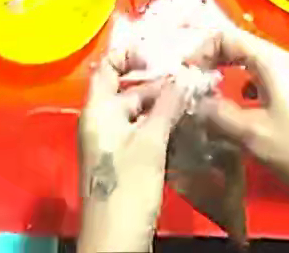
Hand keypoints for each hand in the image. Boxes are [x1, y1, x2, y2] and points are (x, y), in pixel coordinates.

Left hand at [76, 45, 184, 252]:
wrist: (114, 248)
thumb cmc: (128, 189)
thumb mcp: (150, 143)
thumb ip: (167, 104)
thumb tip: (185, 74)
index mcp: (97, 110)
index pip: (108, 66)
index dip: (130, 54)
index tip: (160, 56)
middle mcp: (100, 121)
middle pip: (126, 89)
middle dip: (156, 82)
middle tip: (187, 77)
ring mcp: (110, 143)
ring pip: (136, 112)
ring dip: (161, 104)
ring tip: (191, 97)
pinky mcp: (121, 162)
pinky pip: (139, 131)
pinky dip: (159, 125)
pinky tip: (183, 124)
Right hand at [185, 24, 288, 210]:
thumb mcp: (252, 135)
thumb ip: (217, 114)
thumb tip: (192, 102)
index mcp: (272, 59)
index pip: (226, 36)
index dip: (200, 50)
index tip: (182, 74)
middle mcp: (285, 60)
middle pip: (240, 47)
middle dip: (212, 63)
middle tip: (192, 86)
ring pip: (253, 66)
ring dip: (229, 78)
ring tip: (211, 102)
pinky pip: (266, 82)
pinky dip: (246, 91)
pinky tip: (242, 116)